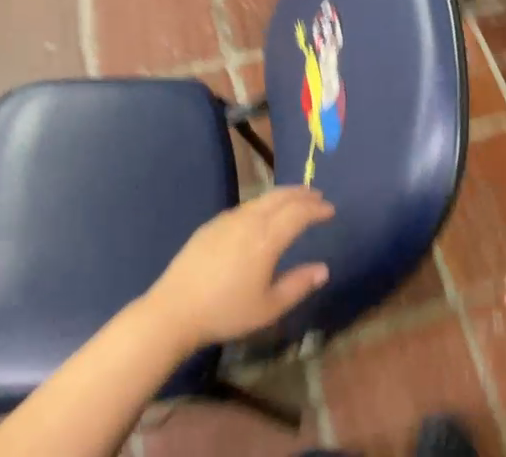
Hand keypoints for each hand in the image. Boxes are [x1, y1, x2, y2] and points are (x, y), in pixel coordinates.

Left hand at [142, 187, 334, 349]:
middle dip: (301, 194)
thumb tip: (323, 269)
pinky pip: (244, 207)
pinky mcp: (210, 226)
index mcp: (266, 239)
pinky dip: (262, 204)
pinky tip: (261, 214)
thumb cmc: (226, 312)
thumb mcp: (268, 307)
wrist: (174, 310)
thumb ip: (298, 285)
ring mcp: (227, 220)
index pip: (298, 214)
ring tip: (294, 200)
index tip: (330, 210)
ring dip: (282, 196)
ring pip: (260, 199)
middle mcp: (248, 221)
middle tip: (316, 195)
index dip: (316, 209)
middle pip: (280, 197)